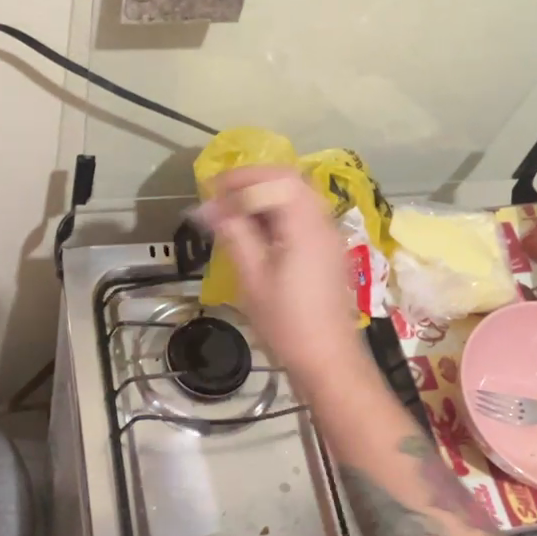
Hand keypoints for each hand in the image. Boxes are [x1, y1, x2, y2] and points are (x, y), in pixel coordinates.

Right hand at [199, 166, 368, 387]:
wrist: (328, 358)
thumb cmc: (287, 322)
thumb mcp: (252, 277)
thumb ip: (233, 234)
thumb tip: (207, 208)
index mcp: (305, 225)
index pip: (275, 179)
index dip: (240, 177)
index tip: (211, 189)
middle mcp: (322, 223)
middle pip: (289, 182)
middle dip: (252, 184)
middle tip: (220, 199)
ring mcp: (329, 237)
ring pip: (296, 198)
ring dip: (263, 199)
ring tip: (232, 216)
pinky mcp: (327, 252)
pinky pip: (302, 217)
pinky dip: (276, 215)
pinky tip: (255, 235)